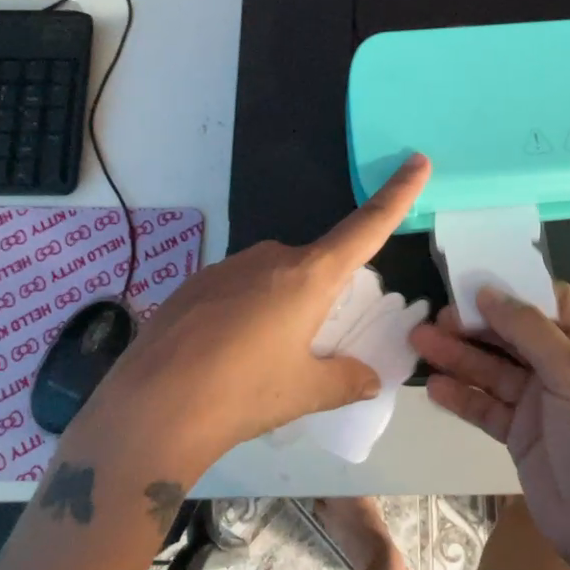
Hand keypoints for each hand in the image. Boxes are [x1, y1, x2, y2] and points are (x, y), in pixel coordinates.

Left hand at [74, 153, 432, 476]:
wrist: (152, 409)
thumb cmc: (242, 395)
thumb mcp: (303, 392)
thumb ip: (345, 380)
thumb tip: (369, 378)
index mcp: (308, 276)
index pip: (366, 227)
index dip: (396, 195)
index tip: (417, 161)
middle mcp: (271, 257)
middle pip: (314, 265)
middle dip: (321, 296)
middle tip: (309, 347)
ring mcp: (227, 266)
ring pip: (272, 278)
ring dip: (279, 306)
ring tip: (258, 360)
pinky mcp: (195, 283)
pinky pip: (237, 289)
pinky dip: (244, 313)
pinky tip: (224, 354)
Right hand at [410, 282, 569, 569]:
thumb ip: (530, 331)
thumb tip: (488, 292)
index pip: (550, 301)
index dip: (514, 288)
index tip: (473, 280)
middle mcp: (562, 368)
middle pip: (512, 333)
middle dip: (475, 323)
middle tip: (434, 317)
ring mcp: (539, 402)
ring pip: (492, 368)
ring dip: (458, 355)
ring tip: (419, 343)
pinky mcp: (519, 434)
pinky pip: (485, 405)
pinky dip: (460, 396)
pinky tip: (434, 387)